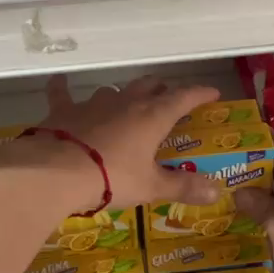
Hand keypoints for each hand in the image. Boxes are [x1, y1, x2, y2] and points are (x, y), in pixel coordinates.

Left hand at [0, 75, 224, 213]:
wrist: (57, 172)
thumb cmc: (112, 177)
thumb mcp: (151, 187)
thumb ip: (183, 187)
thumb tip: (216, 190)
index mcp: (152, 117)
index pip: (183, 97)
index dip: (199, 94)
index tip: (212, 93)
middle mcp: (125, 102)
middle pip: (149, 86)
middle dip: (162, 90)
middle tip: (169, 98)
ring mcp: (93, 103)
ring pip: (114, 90)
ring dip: (124, 94)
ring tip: (127, 101)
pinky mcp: (64, 110)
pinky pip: (63, 93)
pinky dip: (63, 88)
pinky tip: (60, 82)